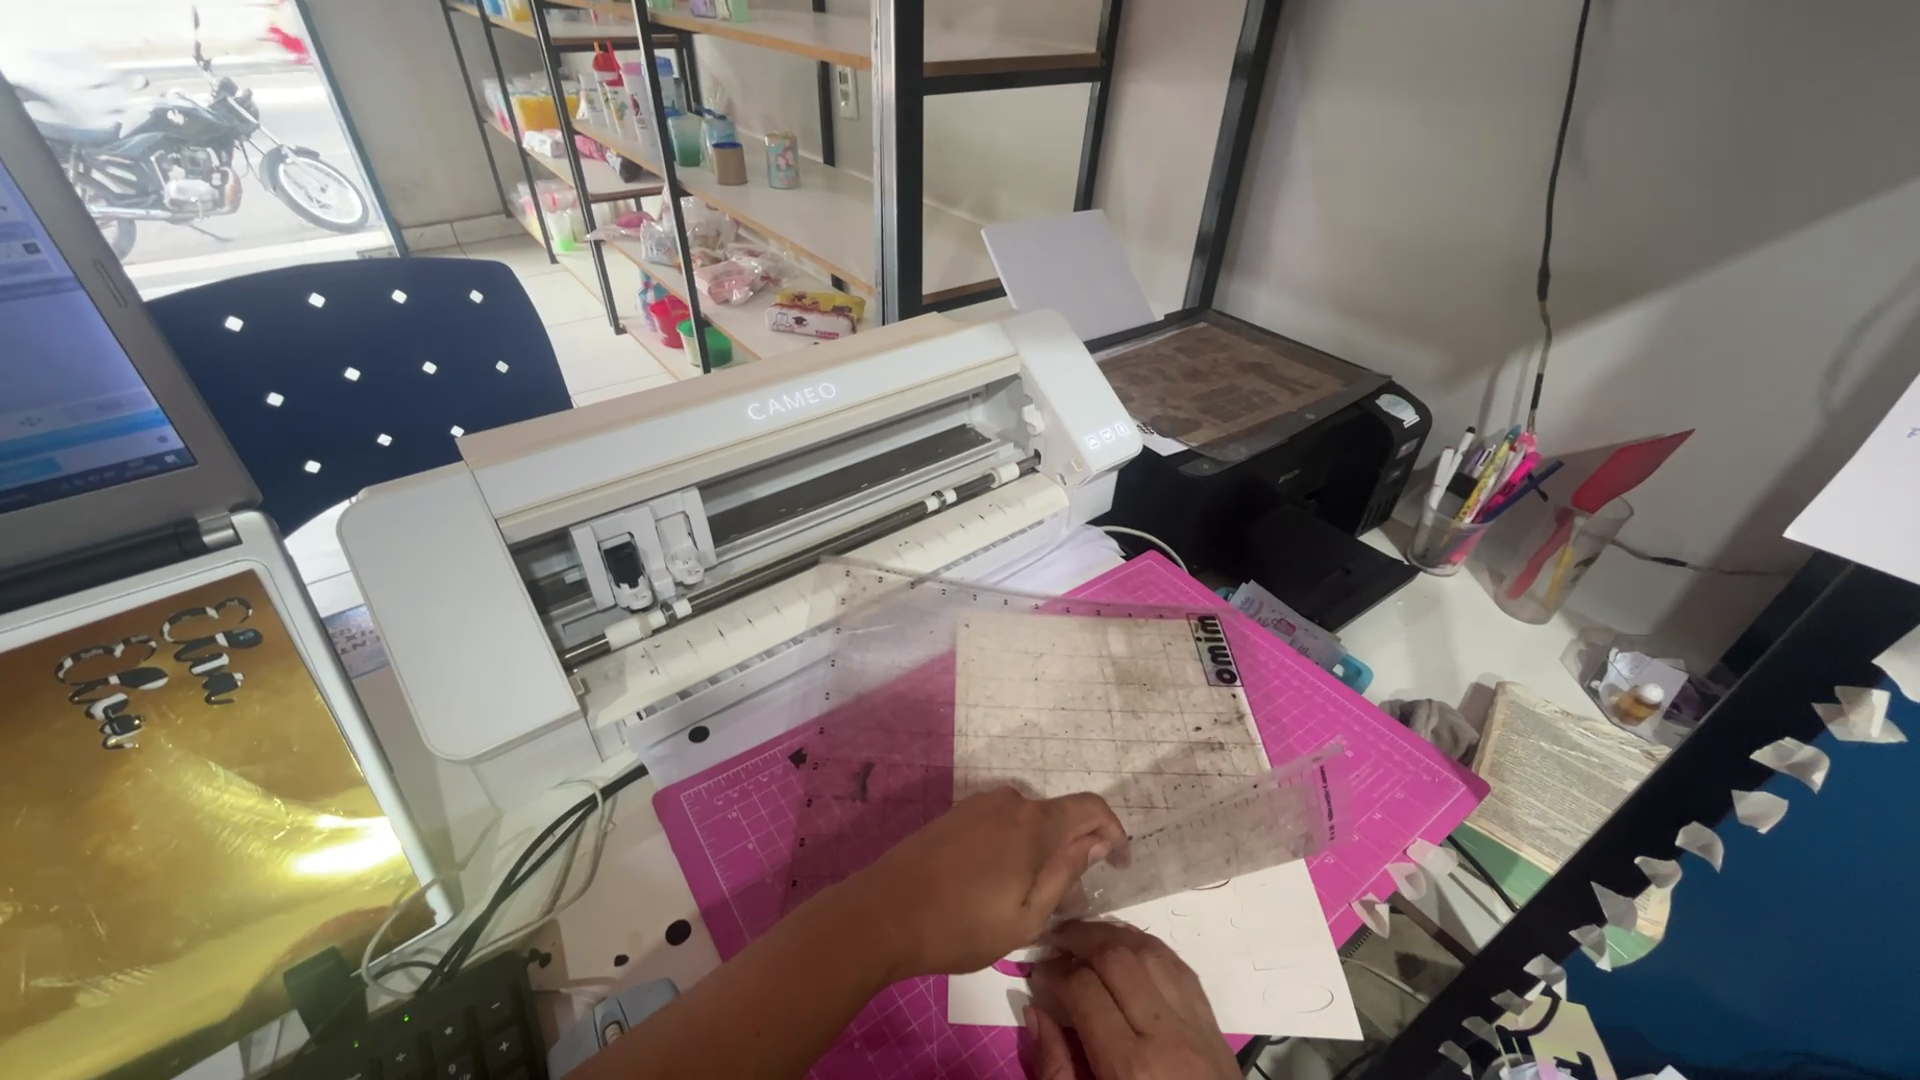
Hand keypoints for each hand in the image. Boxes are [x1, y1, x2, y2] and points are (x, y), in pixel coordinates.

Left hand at [838, 787, 1124, 980]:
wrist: (883, 913)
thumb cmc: (961, 926)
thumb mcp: (1026, 918)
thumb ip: (1065, 874)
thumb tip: (1094, 843)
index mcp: (1033, 824)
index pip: (1090, 807)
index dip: (1112, 830)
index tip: (1118, 863)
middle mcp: (1009, 801)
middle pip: (1058, 814)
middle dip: (1073, 846)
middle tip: (1066, 895)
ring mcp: (978, 804)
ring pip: (1028, 820)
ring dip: (1039, 848)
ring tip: (1025, 896)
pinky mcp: (955, 814)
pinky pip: (1001, 822)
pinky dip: (1012, 845)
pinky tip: (993, 882)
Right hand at [1027, 920, 1239, 1079]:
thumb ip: (1056, 1068)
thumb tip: (1036, 1011)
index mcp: (1130, 1068)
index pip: (1084, 990)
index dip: (1054, 973)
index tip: (1037, 973)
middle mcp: (1167, 1037)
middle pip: (1117, 958)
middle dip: (1079, 938)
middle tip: (1054, 940)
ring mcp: (1196, 1026)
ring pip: (1151, 951)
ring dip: (1113, 935)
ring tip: (1084, 936)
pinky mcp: (1214, 1025)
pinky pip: (1179, 966)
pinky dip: (1148, 947)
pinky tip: (1126, 947)